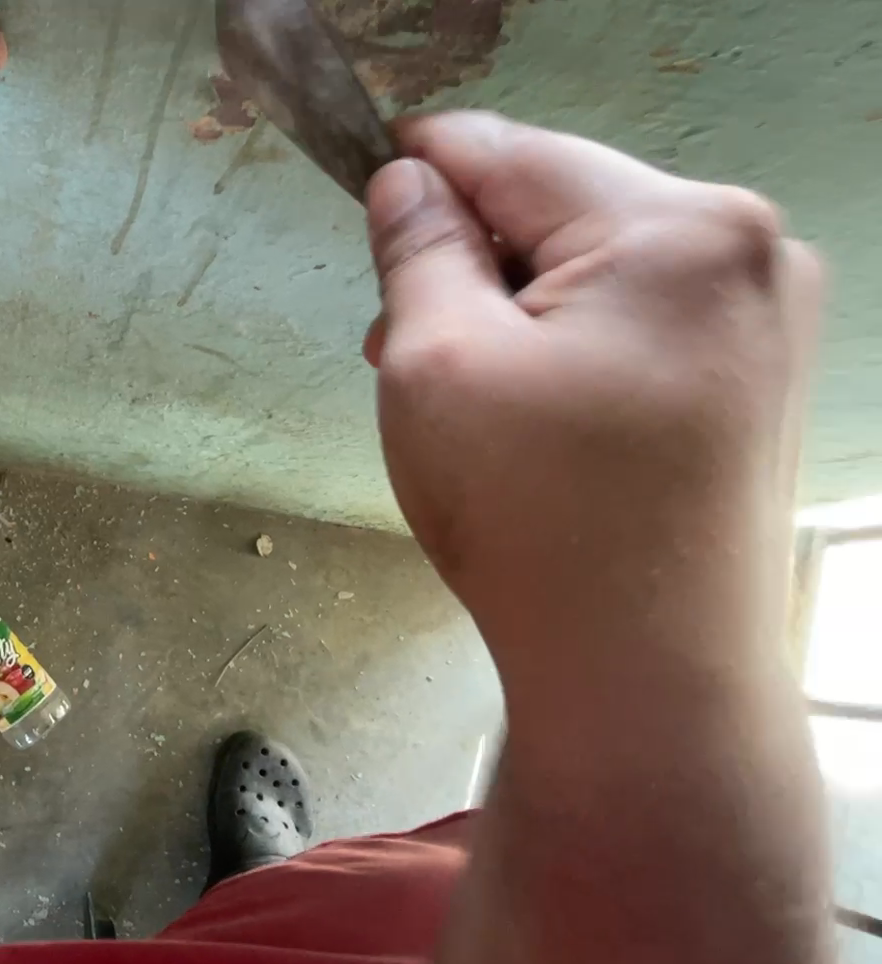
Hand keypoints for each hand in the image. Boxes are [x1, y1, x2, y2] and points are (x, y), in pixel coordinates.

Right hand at [362, 112, 821, 679]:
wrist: (636, 653)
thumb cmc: (520, 500)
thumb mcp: (435, 363)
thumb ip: (420, 253)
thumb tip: (406, 181)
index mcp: (674, 227)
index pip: (516, 152)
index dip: (426, 156)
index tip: (362, 166)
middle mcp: (745, 250)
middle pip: (558, 211)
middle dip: (459, 259)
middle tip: (391, 344)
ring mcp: (758, 317)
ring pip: (584, 271)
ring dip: (495, 308)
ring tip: (445, 391)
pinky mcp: (741, 378)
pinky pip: (620, 322)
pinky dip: (545, 344)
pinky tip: (510, 411)